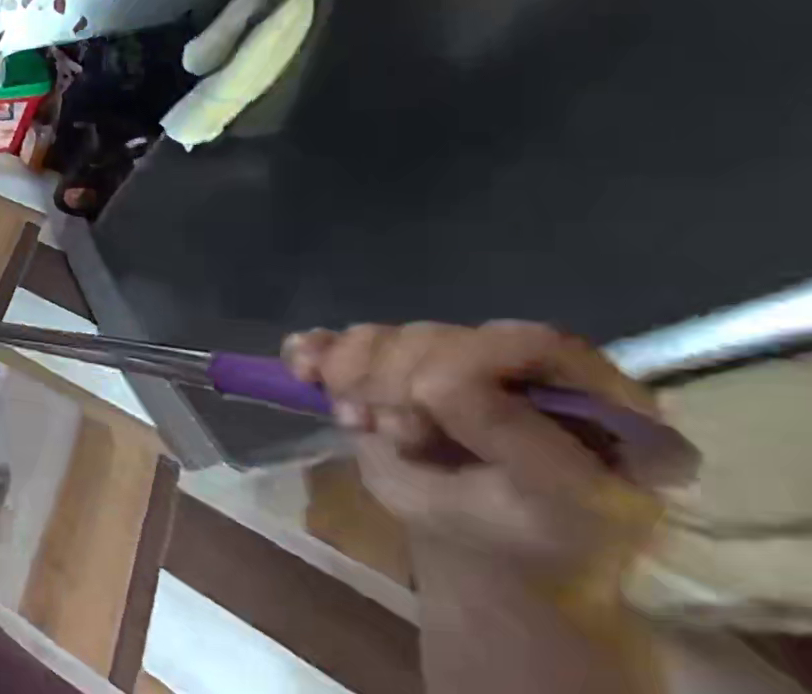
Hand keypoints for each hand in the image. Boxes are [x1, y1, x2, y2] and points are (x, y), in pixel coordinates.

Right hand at [283, 321, 661, 580]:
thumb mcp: (554, 502)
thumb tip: (435, 383)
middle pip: (434, 336)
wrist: (479, 549)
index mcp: (582, 388)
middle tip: (393, 434)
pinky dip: (311, 353)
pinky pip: (334, 339)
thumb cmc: (530, 536)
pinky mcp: (379, 365)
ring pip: (378, 336)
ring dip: (349, 376)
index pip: (522, 340)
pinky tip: (304, 376)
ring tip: (359, 424)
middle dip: (394, 381)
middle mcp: (506, 361)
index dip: (460, 363)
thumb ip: (512, 435)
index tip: (425, 412)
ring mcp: (436, 360)